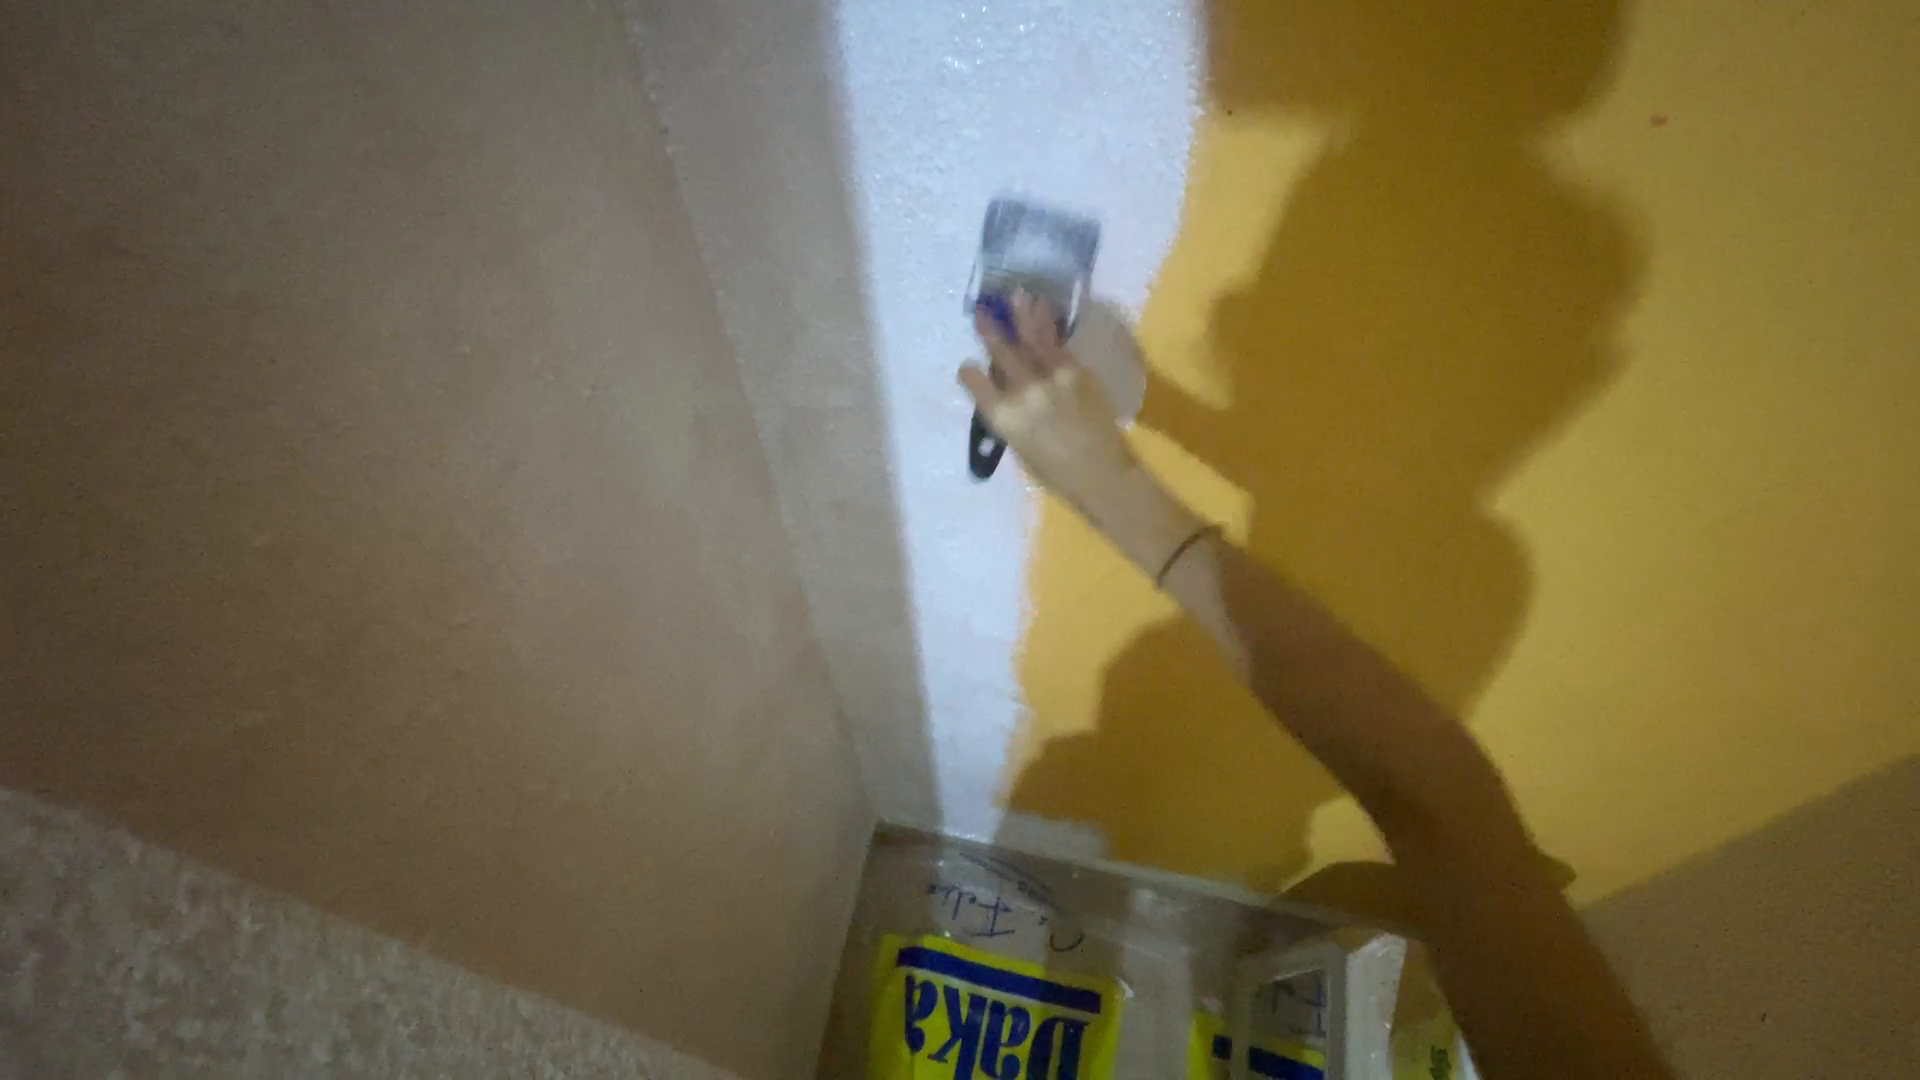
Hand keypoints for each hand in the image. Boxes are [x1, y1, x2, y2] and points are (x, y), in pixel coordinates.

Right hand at [958, 292, 1142, 514]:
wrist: (1100, 473)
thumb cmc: (1055, 473)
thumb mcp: (1019, 448)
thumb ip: (1009, 416)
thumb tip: (1006, 389)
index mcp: (1002, 417)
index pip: (975, 383)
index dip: (969, 373)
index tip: (968, 365)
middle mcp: (1021, 392)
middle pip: (1000, 354)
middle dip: (989, 331)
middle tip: (980, 312)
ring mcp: (1049, 377)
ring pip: (1028, 339)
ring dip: (1019, 315)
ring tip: (1014, 294)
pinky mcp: (1074, 371)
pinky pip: (1055, 342)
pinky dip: (1047, 323)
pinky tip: (1042, 308)